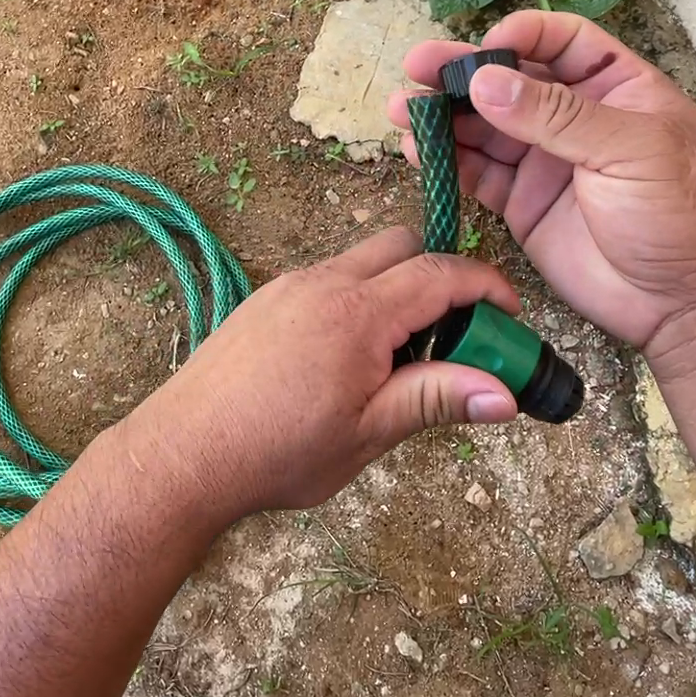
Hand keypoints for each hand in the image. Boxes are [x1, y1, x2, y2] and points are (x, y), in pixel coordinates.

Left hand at [111, 228, 519, 522]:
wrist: (184, 451)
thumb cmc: (278, 450)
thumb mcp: (368, 433)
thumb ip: (435, 399)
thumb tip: (507, 394)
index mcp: (357, 311)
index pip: (440, 273)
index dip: (486, 286)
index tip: (511, 314)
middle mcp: (323, 282)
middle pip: (401, 245)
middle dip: (439, 275)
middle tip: (453, 334)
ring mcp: (289, 286)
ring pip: (362, 261)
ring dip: (395, 289)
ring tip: (397, 355)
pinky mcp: (266, 299)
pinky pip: (327, 279)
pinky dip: (356, 299)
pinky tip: (345, 356)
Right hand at [388, 10, 695, 363]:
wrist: (691, 305)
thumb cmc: (687, 215)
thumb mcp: (634, 150)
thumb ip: (557, 116)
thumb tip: (485, 83)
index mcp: (616, 87)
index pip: (562, 42)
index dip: (520, 37)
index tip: (484, 48)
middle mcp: (573, 117)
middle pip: (508, 80)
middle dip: (461, 72)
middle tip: (416, 66)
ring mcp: (543, 161)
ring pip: (482, 126)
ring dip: (442, 116)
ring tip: (400, 110)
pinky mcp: (520, 202)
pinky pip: (475, 172)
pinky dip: (444, 160)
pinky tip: (415, 149)